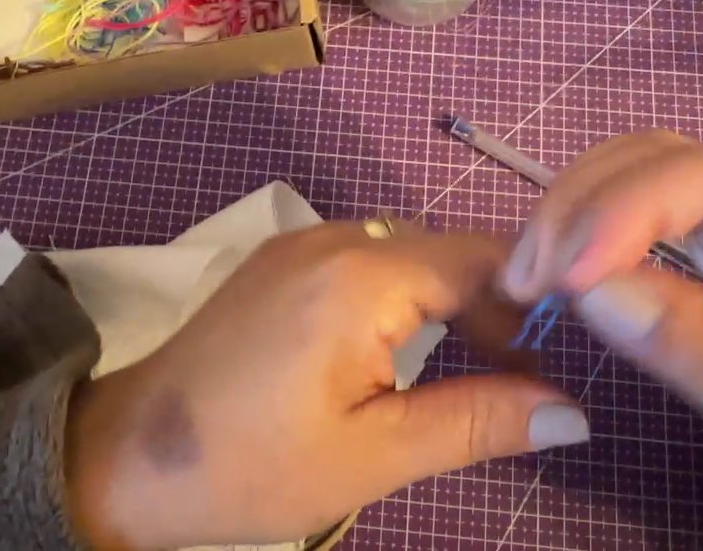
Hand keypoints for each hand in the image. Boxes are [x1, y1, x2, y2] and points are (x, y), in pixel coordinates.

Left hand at [66, 223, 589, 549]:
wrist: (130, 452)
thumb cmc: (252, 465)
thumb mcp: (373, 455)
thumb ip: (476, 421)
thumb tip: (572, 412)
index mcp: (362, 276)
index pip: (477, 259)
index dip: (530, 297)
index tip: (565, 347)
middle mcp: (336, 237)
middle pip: (442, 251)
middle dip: (492, 303)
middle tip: (526, 372)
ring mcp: (303, 240)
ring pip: (406, 251)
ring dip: (447, 298)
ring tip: (478, 362)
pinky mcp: (282, 256)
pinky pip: (365, 258)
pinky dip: (401, 292)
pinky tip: (406, 342)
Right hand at [499, 132, 702, 550]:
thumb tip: (592, 291)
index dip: (623, 208)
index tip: (563, 279)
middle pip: (668, 160)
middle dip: (585, 202)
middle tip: (525, 276)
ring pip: (651, 179)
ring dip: (581, 213)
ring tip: (533, 273)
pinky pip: (655, 224)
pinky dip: (598, 238)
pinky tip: (569, 272)